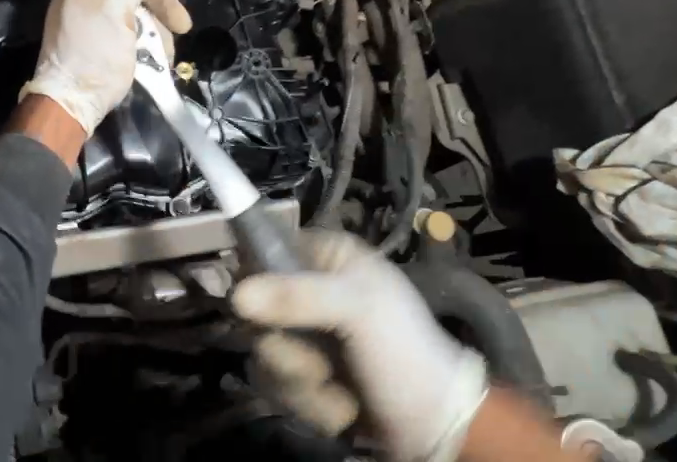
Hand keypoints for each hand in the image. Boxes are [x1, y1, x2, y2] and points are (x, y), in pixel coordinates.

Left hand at [19, 0, 191, 134]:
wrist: (68, 102)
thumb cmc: (96, 54)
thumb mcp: (117, 11)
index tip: (182, 24)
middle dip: (156, 18)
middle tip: (175, 41)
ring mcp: (79, 14)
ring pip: (127, 14)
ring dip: (150, 33)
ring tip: (163, 56)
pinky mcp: (83, 37)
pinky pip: (116, 30)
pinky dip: (135, 41)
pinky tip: (148, 57)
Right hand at [233, 230, 489, 461]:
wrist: (440, 426)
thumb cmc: (403, 352)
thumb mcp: (357, 311)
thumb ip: (297, 296)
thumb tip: (236, 296)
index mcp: (327, 258)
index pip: (265, 249)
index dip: (255, 278)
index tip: (254, 306)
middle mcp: (311, 291)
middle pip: (257, 310)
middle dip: (286, 350)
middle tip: (317, 364)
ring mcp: (308, 337)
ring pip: (265, 353)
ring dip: (300, 384)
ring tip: (337, 393)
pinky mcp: (306, 377)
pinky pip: (278, 386)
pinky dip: (310, 405)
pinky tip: (342, 409)